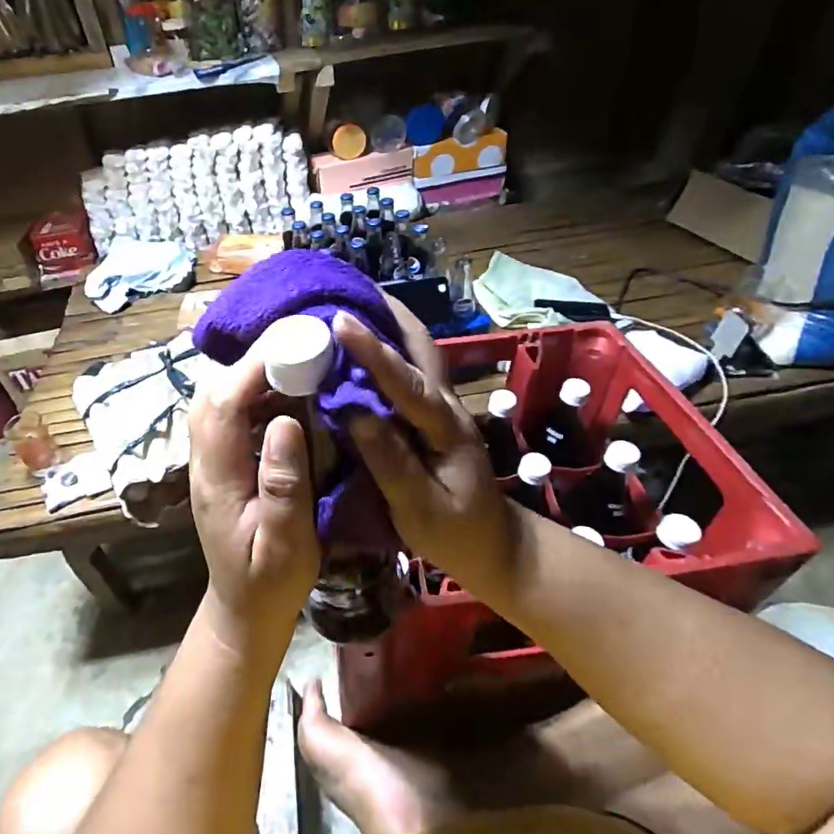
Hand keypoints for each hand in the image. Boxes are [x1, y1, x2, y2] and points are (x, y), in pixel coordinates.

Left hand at [187, 354, 320, 653]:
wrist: (244, 609)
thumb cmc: (268, 583)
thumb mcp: (285, 546)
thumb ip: (283, 487)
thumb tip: (286, 423)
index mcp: (216, 478)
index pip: (222, 406)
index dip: (253, 369)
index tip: (295, 343)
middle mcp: (205, 459)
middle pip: (215, 391)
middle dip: (255, 360)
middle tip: (302, 340)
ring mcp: (212, 458)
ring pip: (224, 397)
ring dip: (258, 372)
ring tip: (302, 356)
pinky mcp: (226, 460)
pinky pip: (237, 412)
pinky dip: (262, 392)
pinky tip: (294, 389)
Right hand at [333, 305, 519, 594]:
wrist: (494, 545)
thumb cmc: (457, 533)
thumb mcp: (421, 508)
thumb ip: (390, 461)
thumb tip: (355, 414)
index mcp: (445, 427)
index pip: (406, 382)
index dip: (372, 350)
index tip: (339, 321)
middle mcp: (446, 405)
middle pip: (421, 347)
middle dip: (388, 314)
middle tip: (349, 288)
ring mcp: (441, 407)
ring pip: (417, 353)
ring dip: (389, 323)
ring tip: (352, 302)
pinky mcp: (432, 415)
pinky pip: (408, 371)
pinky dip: (387, 348)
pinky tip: (361, 346)